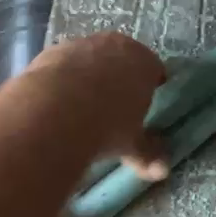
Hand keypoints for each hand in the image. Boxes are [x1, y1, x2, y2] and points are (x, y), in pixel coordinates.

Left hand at [25, 32, 169, 179]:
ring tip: (77, 107)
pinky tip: (52, 103)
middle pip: (122, 59)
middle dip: (118, 77)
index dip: (148, 87)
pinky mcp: (53, 51)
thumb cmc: (106, 125)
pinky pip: (62, 65)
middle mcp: (117, 45)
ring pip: (91, 58)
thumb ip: (147, 154)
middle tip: (110, 106)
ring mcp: (84, 44)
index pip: (154, 70)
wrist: (54, 110)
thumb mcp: (130, 144)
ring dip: (87, 76)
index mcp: (144, 63)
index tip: (141, 105)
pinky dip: (61, 79)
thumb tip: (163, 171)